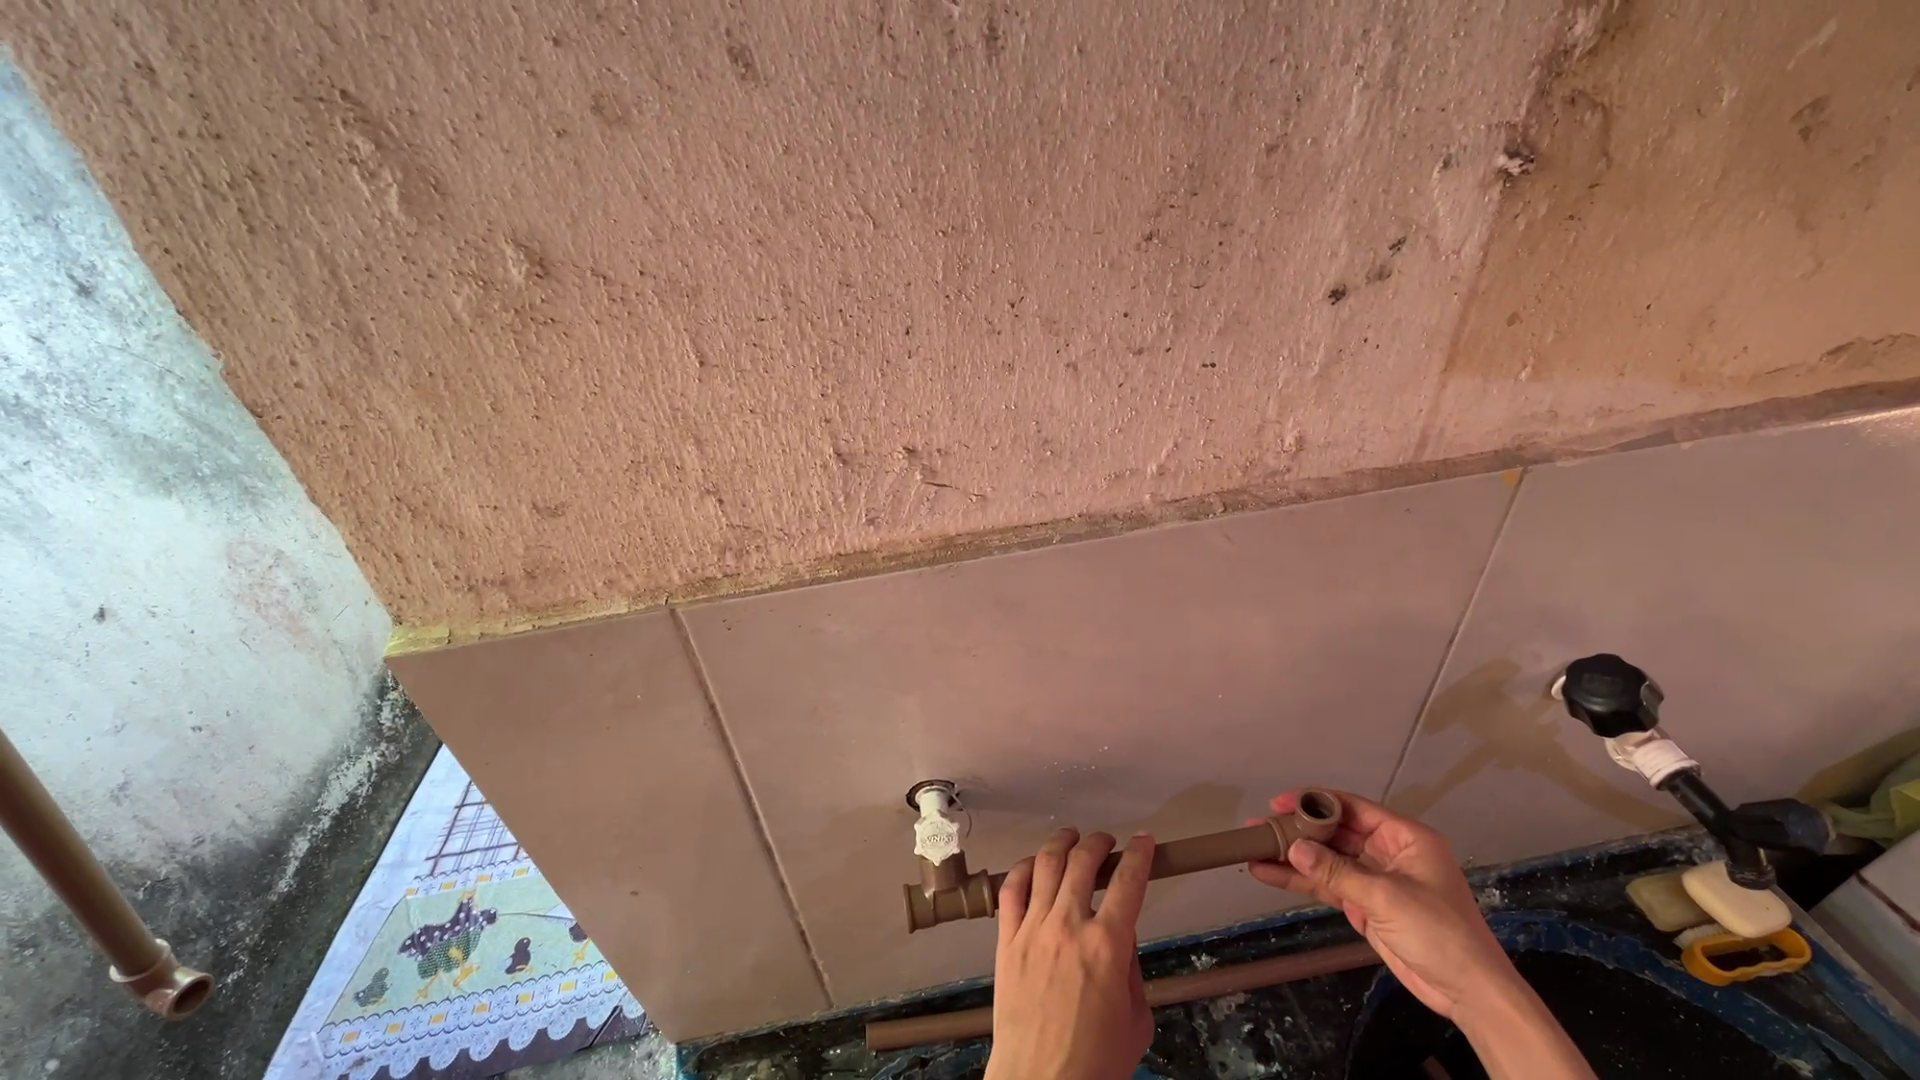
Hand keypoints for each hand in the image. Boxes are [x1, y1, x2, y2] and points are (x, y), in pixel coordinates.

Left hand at [985, 828, 1155, 1079]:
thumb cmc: (1097, 1060)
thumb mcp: (1136, 1017)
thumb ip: (1130, 967)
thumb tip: (1121, 934)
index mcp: (1107, 945)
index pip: (1129, 882)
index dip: (1140, 854)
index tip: (1144, 842)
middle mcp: (1068, 926)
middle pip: (1083, 861)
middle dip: (1099, 842)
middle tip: (1107, 842)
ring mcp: (1032, 929)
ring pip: (1045, 865)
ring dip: (1061, 843)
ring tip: (1071, 837)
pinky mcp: (1006, 940)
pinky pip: (1011, 889)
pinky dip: (1024, 868)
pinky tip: (1033, 863)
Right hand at [1246, 790, 1514, 1020]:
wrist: (1467, 991)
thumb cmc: (1438, 932)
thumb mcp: (1386, 897)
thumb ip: (1337, 871)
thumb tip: (1293, 848)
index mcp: (1405, 837)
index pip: (1353, 808)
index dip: (1315, 802)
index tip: (1278, 803)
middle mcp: (1388, 852)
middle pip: (1335, 832)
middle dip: (1297, 830)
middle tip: (1258, 827)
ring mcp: (1375, 878)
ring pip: (1326, 859)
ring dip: (1292, 856)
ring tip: (1253, 848)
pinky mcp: (1364, 904)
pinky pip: (1326, 884)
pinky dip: (1299, 880)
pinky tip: (1267, 873)